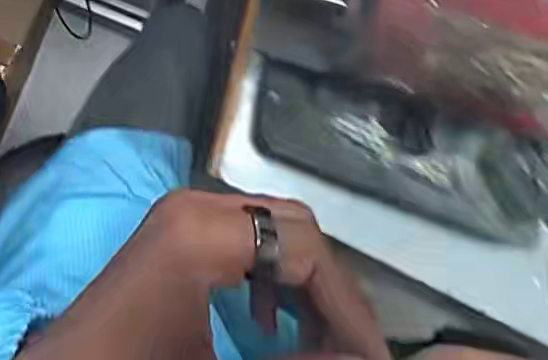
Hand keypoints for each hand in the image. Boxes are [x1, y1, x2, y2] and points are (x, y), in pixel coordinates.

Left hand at [143, 190, 391, 359]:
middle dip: (330, 286)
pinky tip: (269, 324)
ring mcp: (182, 211)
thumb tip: (358, 357)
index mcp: (202, 232)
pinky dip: (270, 271)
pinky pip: (242, 234)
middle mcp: (194, 204)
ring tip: (321, 343)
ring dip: (303, 279)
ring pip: (270, 224)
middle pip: (292, 222)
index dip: (348, 306)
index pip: (304, 244)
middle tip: (353, 348)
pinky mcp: (175, 229)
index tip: (373, 357)